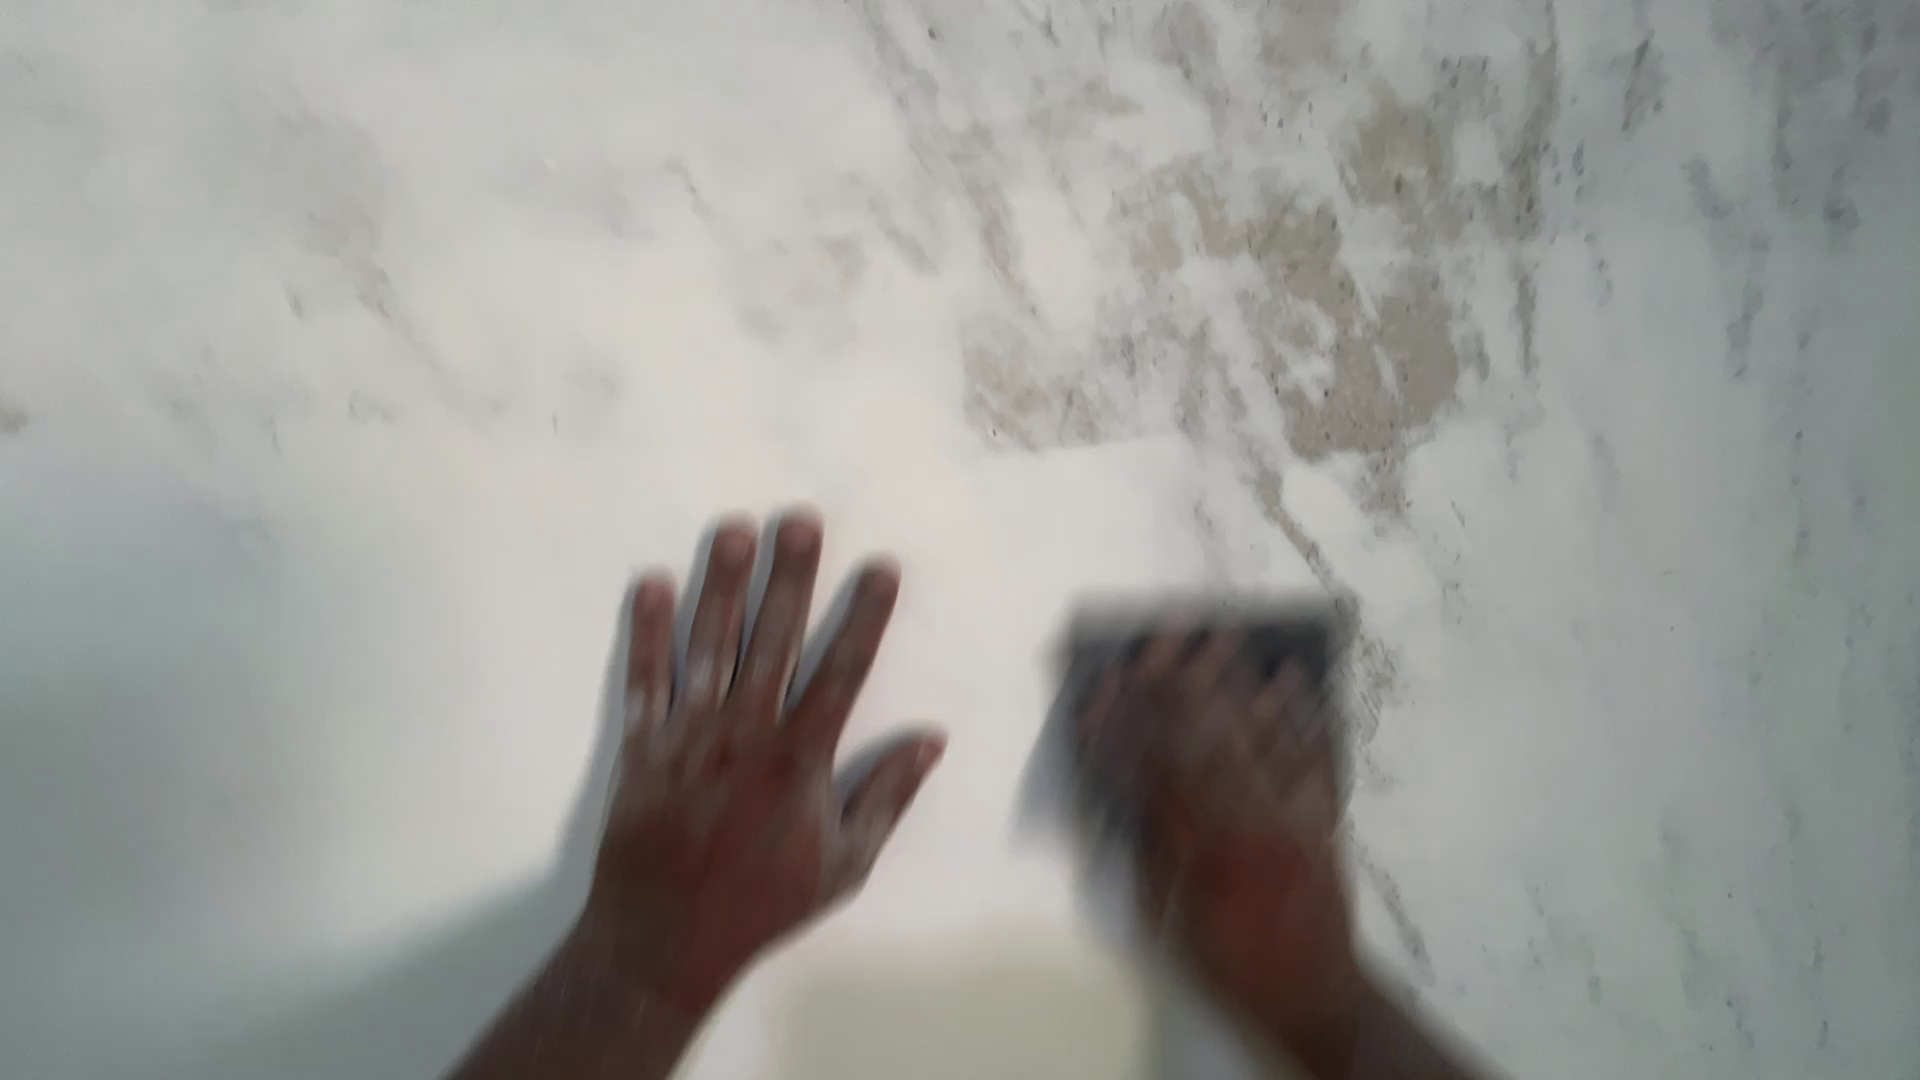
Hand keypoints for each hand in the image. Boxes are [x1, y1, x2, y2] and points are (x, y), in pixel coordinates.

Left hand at [581, 509, 945, 1008]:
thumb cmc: (763, 900)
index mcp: (801, 759)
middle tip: (800, 518)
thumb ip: (888, 795)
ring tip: (734, 528)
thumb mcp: (845, 863)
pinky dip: (645, 632)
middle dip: (791, 577)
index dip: (865, 617)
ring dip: (722, 586)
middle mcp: (748, 734)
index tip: (882, 567)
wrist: (661, 944)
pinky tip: (651, 582)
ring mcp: (690, 736)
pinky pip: (645, 680)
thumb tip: (934, 737)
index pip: (843, 672)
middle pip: (774, 641)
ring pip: (710, 647)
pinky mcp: (642, 746)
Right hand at [1077, 629, 1360, 1041]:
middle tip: (1167, 634)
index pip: (1152, 769)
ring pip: (1258, 738)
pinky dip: (1303, 717)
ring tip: (1225, 636)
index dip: (1125, 724)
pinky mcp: (1323, 819)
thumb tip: (1128, 787)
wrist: (1320, 999)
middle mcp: (1246, 823)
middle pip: (1206, 738)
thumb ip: (1153, 849)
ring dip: (1237, 683)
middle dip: (1180, 682)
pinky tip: (1293, 681)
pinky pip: (1315, 760)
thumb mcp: (1172, 920)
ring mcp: (1291, 816)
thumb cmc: (1233, 962)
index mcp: (1201, 850)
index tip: (1104, 683)